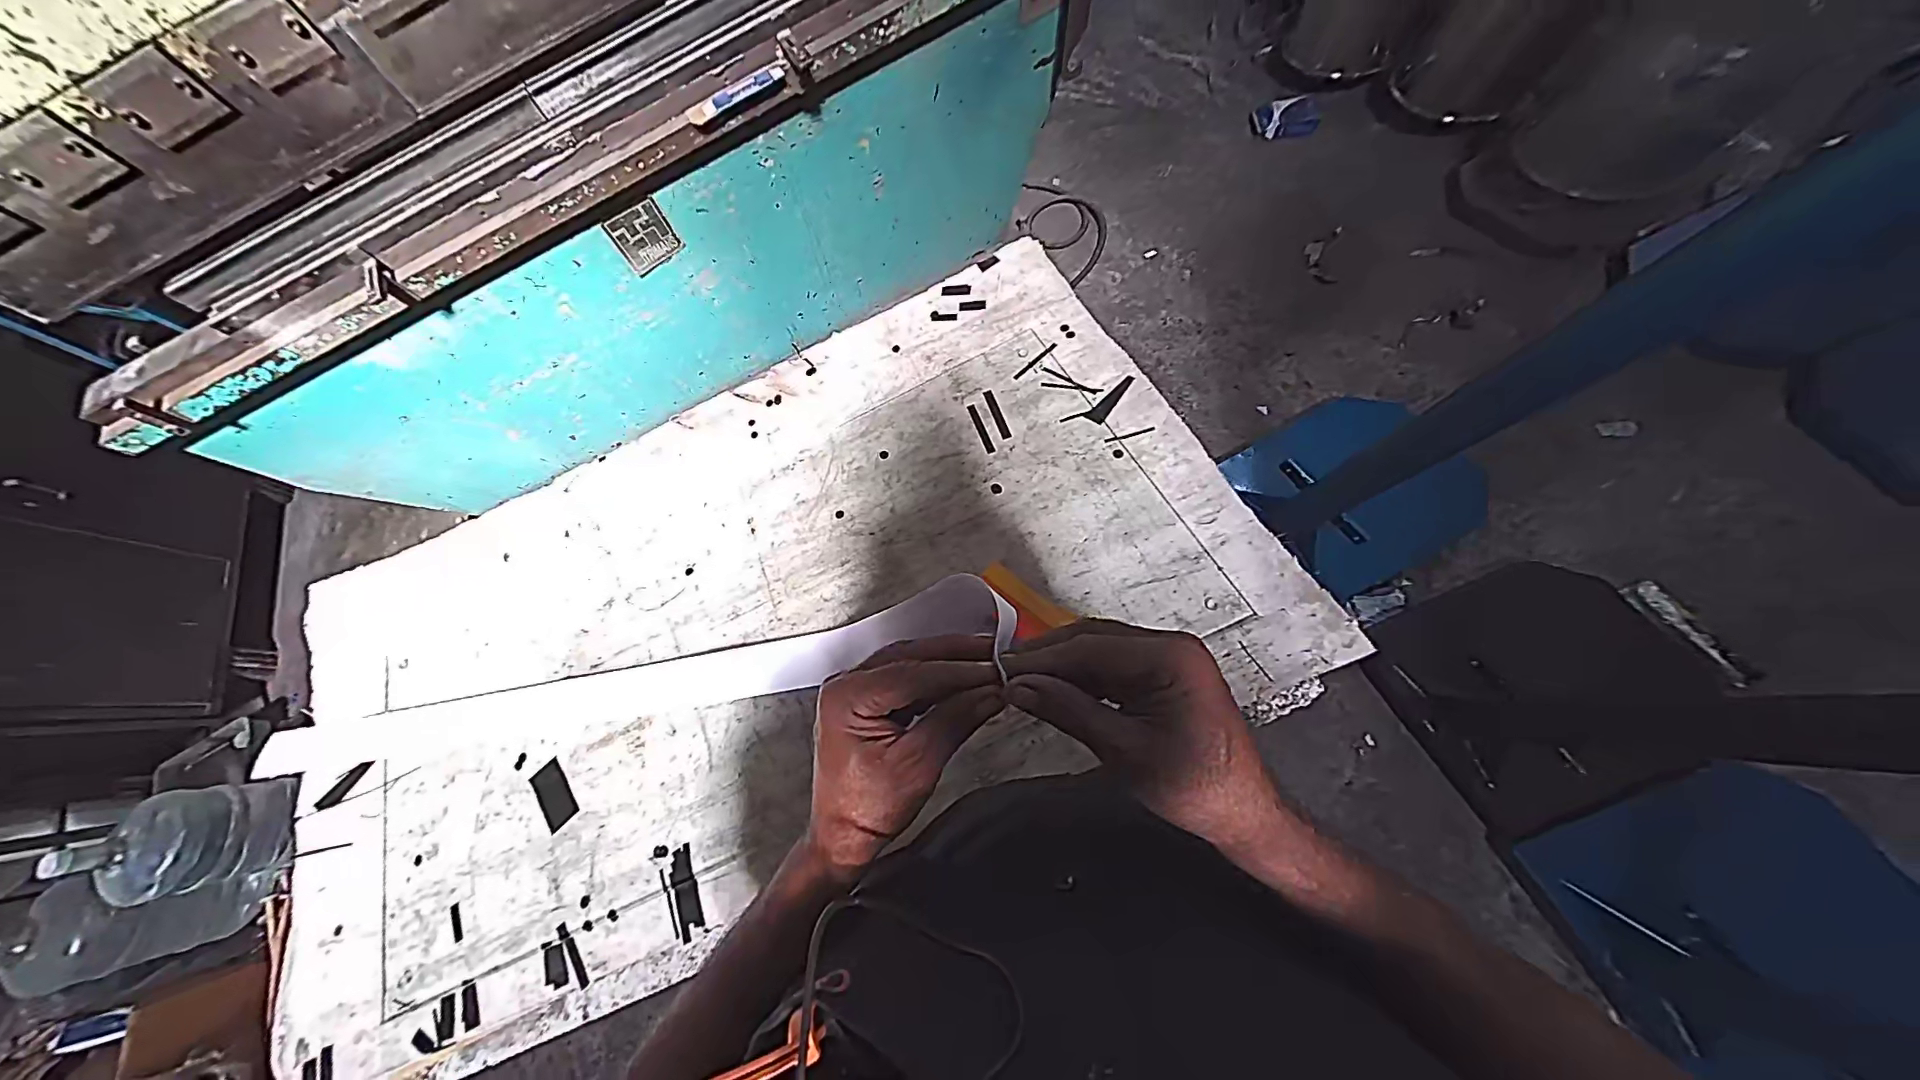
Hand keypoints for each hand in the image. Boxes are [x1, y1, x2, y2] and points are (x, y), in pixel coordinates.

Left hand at [806, 635, 1004, 879]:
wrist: (845, 835)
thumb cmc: (867, 809)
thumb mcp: (919, 764)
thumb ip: (954, 721)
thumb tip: (988, 694)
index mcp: (848, 698)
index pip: (913, 673)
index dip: (958, 671)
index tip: (992, 671)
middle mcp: (847, 685)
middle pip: (910, 657)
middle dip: (956, 655)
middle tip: (994, 654)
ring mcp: (855, 690)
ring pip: (910, 661)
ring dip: (948, 661)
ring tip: (985, 662)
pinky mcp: (868, 699)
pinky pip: (906, 676)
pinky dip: (936, 676)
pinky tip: (962, 678)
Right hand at [1002, 620, 1285, 852]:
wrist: (1243, 813)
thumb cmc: (1195, 788)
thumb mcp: (1124, 751)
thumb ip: (1070, 711)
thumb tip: (1021, 688)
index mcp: (1169, 657)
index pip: (1090, 647)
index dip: (1041, 658)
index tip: (1004, 669)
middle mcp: (1170, 647)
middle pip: (1093, 639)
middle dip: (1048, 656)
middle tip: (1006, 672)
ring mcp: (1167, 659)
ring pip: (1100, 650)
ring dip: (1062, 665)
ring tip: (1022, 681)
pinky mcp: (1162, 675)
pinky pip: (1113, 667)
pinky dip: (1082, 677)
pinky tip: (1055, 689)